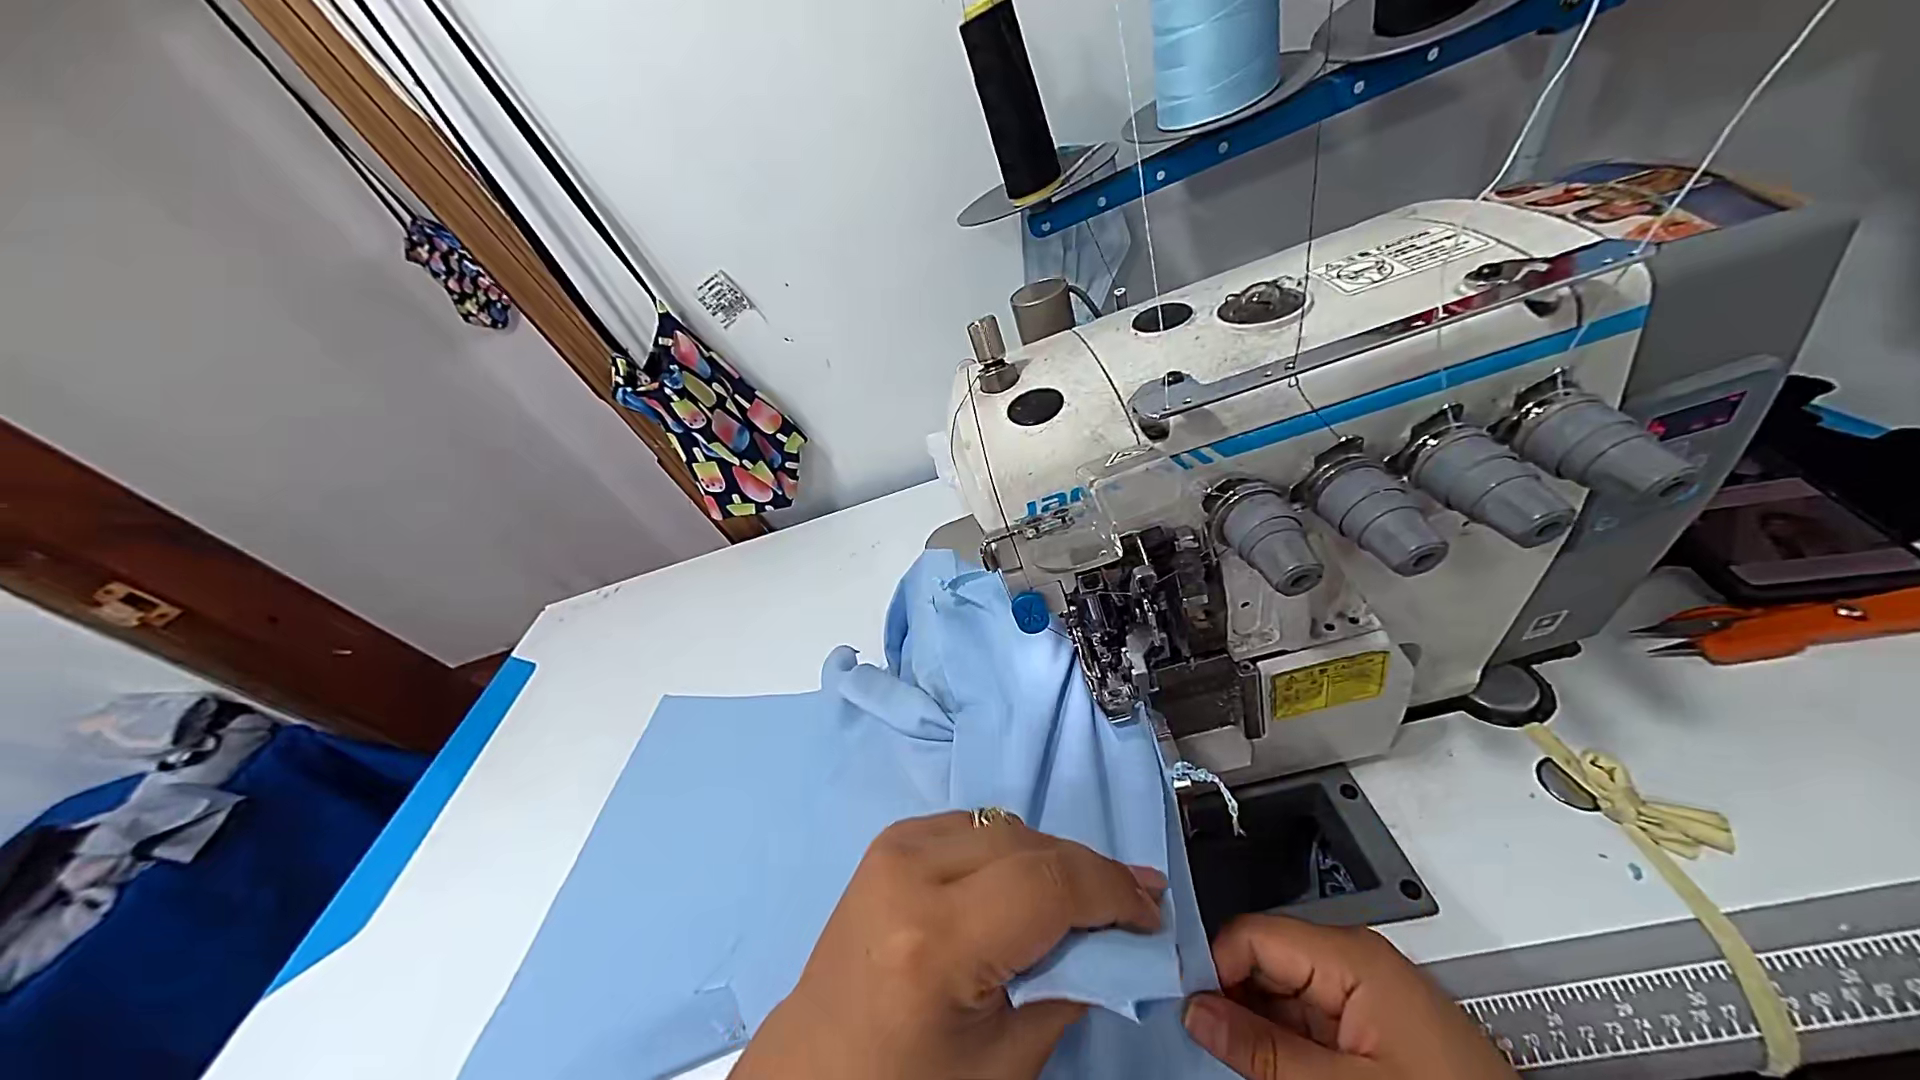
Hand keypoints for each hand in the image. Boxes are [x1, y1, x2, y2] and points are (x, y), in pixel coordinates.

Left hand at [733, 810, 1167, 1079]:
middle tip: (1132, 904)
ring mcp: (893, 847)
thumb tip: (1122, 933)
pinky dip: (1010, 848)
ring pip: (1004, 825)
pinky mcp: (889, 840)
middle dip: (1089, 872)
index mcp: (933, 940)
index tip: (1152, 910)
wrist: (815, 1065)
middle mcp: (908, 872)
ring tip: (1080, 898)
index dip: (1111, 891)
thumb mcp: (1005, 1059)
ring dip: (1051, 857)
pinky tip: (1022, 884)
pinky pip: (974, 825)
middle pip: (1028, 844)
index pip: (1047, 884)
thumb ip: (1072, 984)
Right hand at [1184, 915, 1516, 1079]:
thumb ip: (1265, 1050)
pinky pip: (1302, 1020)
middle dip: (1230, 999)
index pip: (1251, 935)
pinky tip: (1269, 1069)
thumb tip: (1198, 1012)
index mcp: (1350, 956)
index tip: (1188, 1007)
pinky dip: (1279, 1044)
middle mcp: (1351, 962)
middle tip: (1208, 1044)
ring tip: (1241, 1065)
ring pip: (1277, 994)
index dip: (1213, 967)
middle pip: (1261, 961)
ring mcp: (1359, 994)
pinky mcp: (1366, 1025)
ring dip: (1253, 1027)